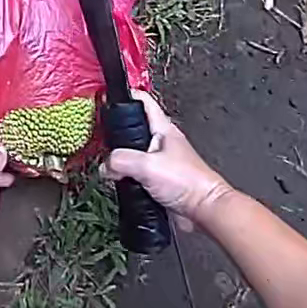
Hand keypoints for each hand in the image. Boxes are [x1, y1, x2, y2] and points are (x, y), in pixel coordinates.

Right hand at [104, 91, 233, 229]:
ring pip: (132, 153)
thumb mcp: (148, 166)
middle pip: (133, 128)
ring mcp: (159, 161)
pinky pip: (135, 174)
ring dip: (121, 161)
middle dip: (116, 134)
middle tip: (103, 137)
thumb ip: (121, 161)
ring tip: (111, 166)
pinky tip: (122, 183)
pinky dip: (127, 178)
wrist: (203, 211)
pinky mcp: (158, 180)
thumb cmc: (189, 183)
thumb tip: (106, 164)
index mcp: (163, 129)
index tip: (108, 99)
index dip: (126, 96)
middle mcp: (161, 142)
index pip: (143, 101)